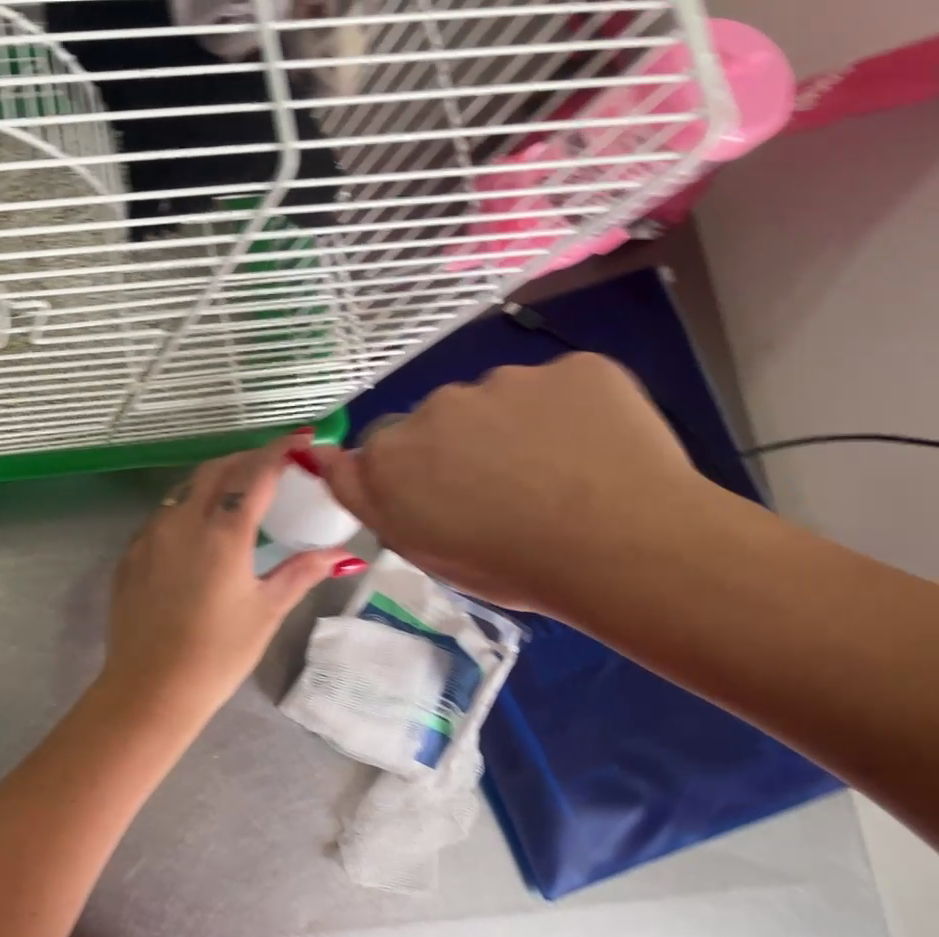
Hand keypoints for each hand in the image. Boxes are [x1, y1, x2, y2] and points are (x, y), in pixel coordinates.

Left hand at [101, 434, 363, 717]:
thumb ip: (301, 572)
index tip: (299, 441)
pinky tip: (197, 534)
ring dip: (212, 483)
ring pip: (182, 491)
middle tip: (272, 467)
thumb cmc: (217, 653)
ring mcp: (148, 537)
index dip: (279, 451)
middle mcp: (180, 522)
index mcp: (221, 532)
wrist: (150, 686)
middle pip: (215, 471)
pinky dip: (184, 512)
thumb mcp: (267, 611)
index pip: (254, 473)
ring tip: (236, 496)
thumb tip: (341, 555)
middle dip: (245, 461)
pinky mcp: (128, 556)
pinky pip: (160, 519)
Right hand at [309, 352, 711, 612]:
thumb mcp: (413, 545)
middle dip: (461, 447)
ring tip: (556, 476)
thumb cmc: (504, 562)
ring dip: (514, 427)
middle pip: (440, 421)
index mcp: (391, 452)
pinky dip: (571, 411)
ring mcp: (508, 379)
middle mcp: (437, 404)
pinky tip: (593, 451)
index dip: (413, 476)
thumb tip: (321, 454)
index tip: (445, 504)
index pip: (384, 450)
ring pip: (500, 400)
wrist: (621, 546)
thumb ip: (362, 495)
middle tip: (503, 496)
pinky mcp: (575, 367)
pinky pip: (561, 387)